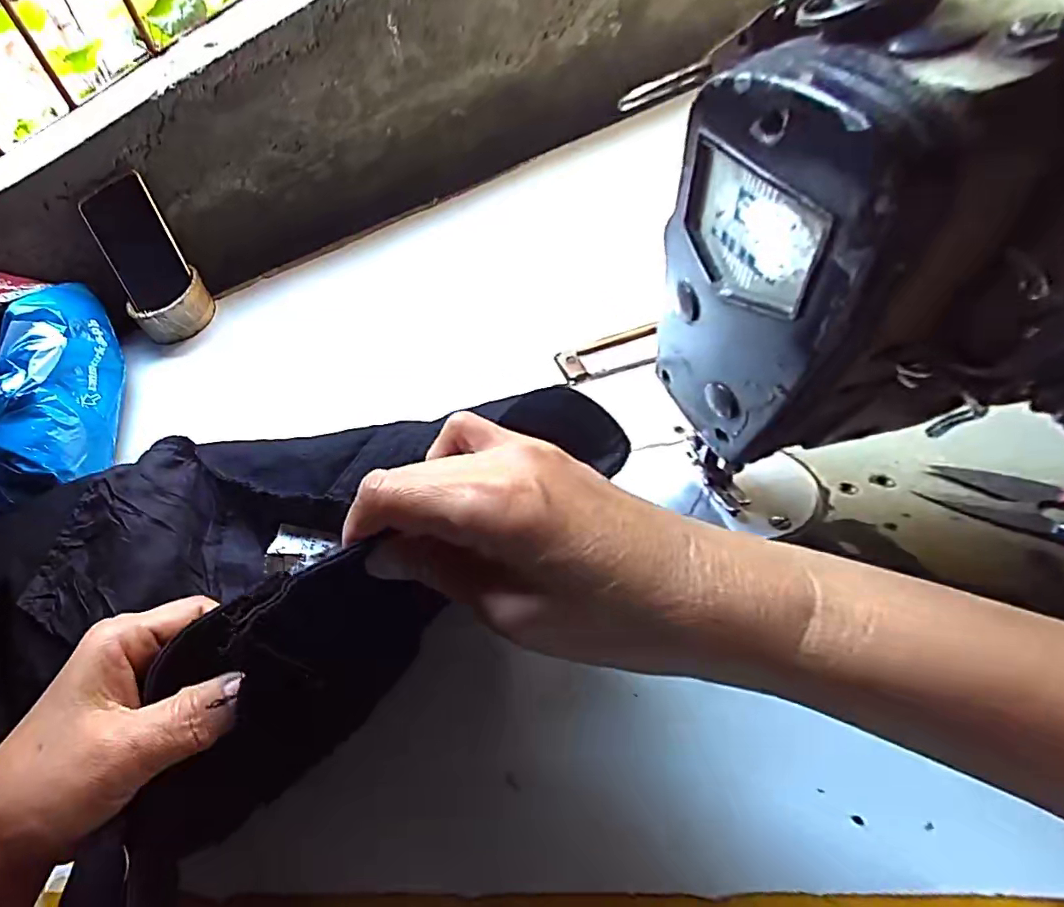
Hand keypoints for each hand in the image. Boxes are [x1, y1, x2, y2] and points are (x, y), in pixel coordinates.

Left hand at [0, 597, 241, 865]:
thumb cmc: (51, 783)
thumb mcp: (126, 748)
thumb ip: (190, 715)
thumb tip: (248, 684)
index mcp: (121, 637)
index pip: (197, 613)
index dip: (233, 632)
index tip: (267, 662)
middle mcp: (126, 650)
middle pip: (197, 643)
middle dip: (226, 669)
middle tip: (263, 697)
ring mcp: (127, 685)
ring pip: (190, 677)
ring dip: (213, 699)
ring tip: (249, 717)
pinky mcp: (131, 717)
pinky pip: (179, 705)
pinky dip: (198, 719)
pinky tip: (219, 736)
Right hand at [344, 412, 800, 677]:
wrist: (704, 592)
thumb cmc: (618, 620)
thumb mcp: (515, 613)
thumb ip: (442, 571)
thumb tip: (388, 553)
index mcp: (497, 502)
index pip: (394, 488)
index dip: (360, 520)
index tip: (359, 554)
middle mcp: (509, 458)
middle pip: (413, 466)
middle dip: (388, 508)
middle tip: (394, 558)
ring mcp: (532, 448)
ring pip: (444, 445)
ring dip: (423, 482)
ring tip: (435, 534)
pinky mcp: (550, 452)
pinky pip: (480, 443)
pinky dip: (456, 467)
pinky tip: (473, 511)